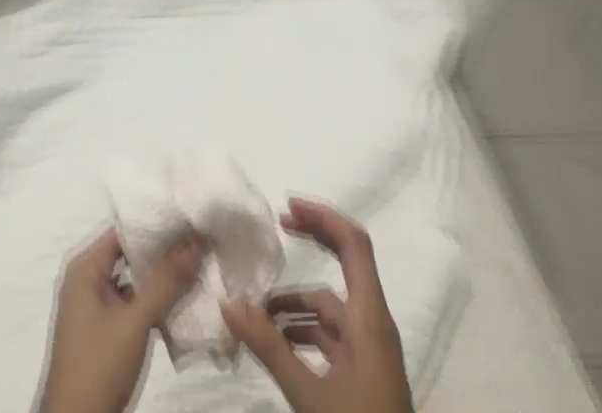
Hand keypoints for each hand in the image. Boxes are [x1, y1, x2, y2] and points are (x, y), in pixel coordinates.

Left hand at [37, 227, 203, 412]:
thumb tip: (197, 237)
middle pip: (131, 253)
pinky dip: (158, 298)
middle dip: (166, 248)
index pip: (125, 229)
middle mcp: (88, 279)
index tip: (193, 214)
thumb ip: (166, 279)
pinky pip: (136, 301)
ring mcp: (97, 305)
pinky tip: (188, 297)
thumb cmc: (99, 363)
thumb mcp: (135, 319)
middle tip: (205, 237)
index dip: (158, 221)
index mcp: (85, 268)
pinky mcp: (108, 328)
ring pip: (136, 278)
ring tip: (204, 261)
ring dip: (165, 274)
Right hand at [221, 198, 412, 412]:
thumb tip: (228, 302)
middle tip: (277, 227)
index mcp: (370, 318)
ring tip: (253, 309)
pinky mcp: (361, 369)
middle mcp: (373, 323)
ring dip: (294, 302)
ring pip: (330, 306)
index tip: (288, 207)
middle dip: (313, 241)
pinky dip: (301, 330)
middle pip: (346, 264)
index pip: (355, 246)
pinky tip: (272, 340)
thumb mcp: (308, 394)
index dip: (324, 218)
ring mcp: (368, 347)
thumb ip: (269, 347)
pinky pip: (329, 334)